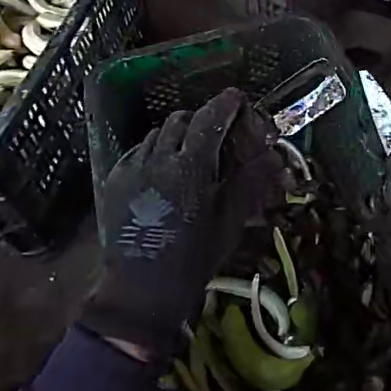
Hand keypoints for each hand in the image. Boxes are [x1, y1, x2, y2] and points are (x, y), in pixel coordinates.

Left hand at [81, 89, 284, 359]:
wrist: (140, 291)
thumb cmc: (192, 258)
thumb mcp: (229, 221)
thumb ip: (252, 182)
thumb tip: (275, 156)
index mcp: (190, 166)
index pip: (210, 118)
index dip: (226, 103)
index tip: (238, 99)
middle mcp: (158, 158)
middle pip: (182, 119)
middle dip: (201, 120)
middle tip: (216, 134)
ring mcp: (133, 167)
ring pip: (158, 133)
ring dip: (177, 136)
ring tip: (188, 155)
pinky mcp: (114, 179)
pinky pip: (139, 151)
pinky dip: (155, 152)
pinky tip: (162, 173)